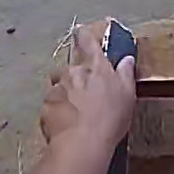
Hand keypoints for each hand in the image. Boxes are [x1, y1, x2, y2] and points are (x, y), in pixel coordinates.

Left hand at [40, 20, 136, 159]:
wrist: (83, 143)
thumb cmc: (111, 117)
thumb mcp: (128, 94)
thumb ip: (126, 73)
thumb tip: (127, 58)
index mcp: (96, 65)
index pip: (87, 41)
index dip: (84, 34)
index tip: (80, 30)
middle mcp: (74, 71)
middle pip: (70, 66)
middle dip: (75, 74)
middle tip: (84, 92)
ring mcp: (58, 88)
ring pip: (59, 84)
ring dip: (65, 92)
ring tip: (75, 110)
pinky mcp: (46, 106)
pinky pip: (52, 103)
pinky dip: (57, 109)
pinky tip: (66, 122)